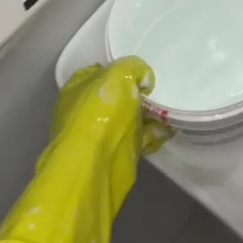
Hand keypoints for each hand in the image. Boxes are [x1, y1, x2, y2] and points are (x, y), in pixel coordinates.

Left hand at [0, 57, 160, 242]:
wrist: (90, 172)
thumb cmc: (98, 118)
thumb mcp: (118, 78)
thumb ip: (132, 69)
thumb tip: (142, 75)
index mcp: (76, 90)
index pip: (97, 73)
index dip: (120, 71)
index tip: (142, 74)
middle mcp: (82, 112)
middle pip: (114, 98)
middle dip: (135, 97)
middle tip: (159, 94)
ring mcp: (96, 138)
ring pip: (126, 120)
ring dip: (145, 118)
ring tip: (167, 114)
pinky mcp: (112, 161)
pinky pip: (134, 142)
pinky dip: (149, 138)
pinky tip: (163, 135)